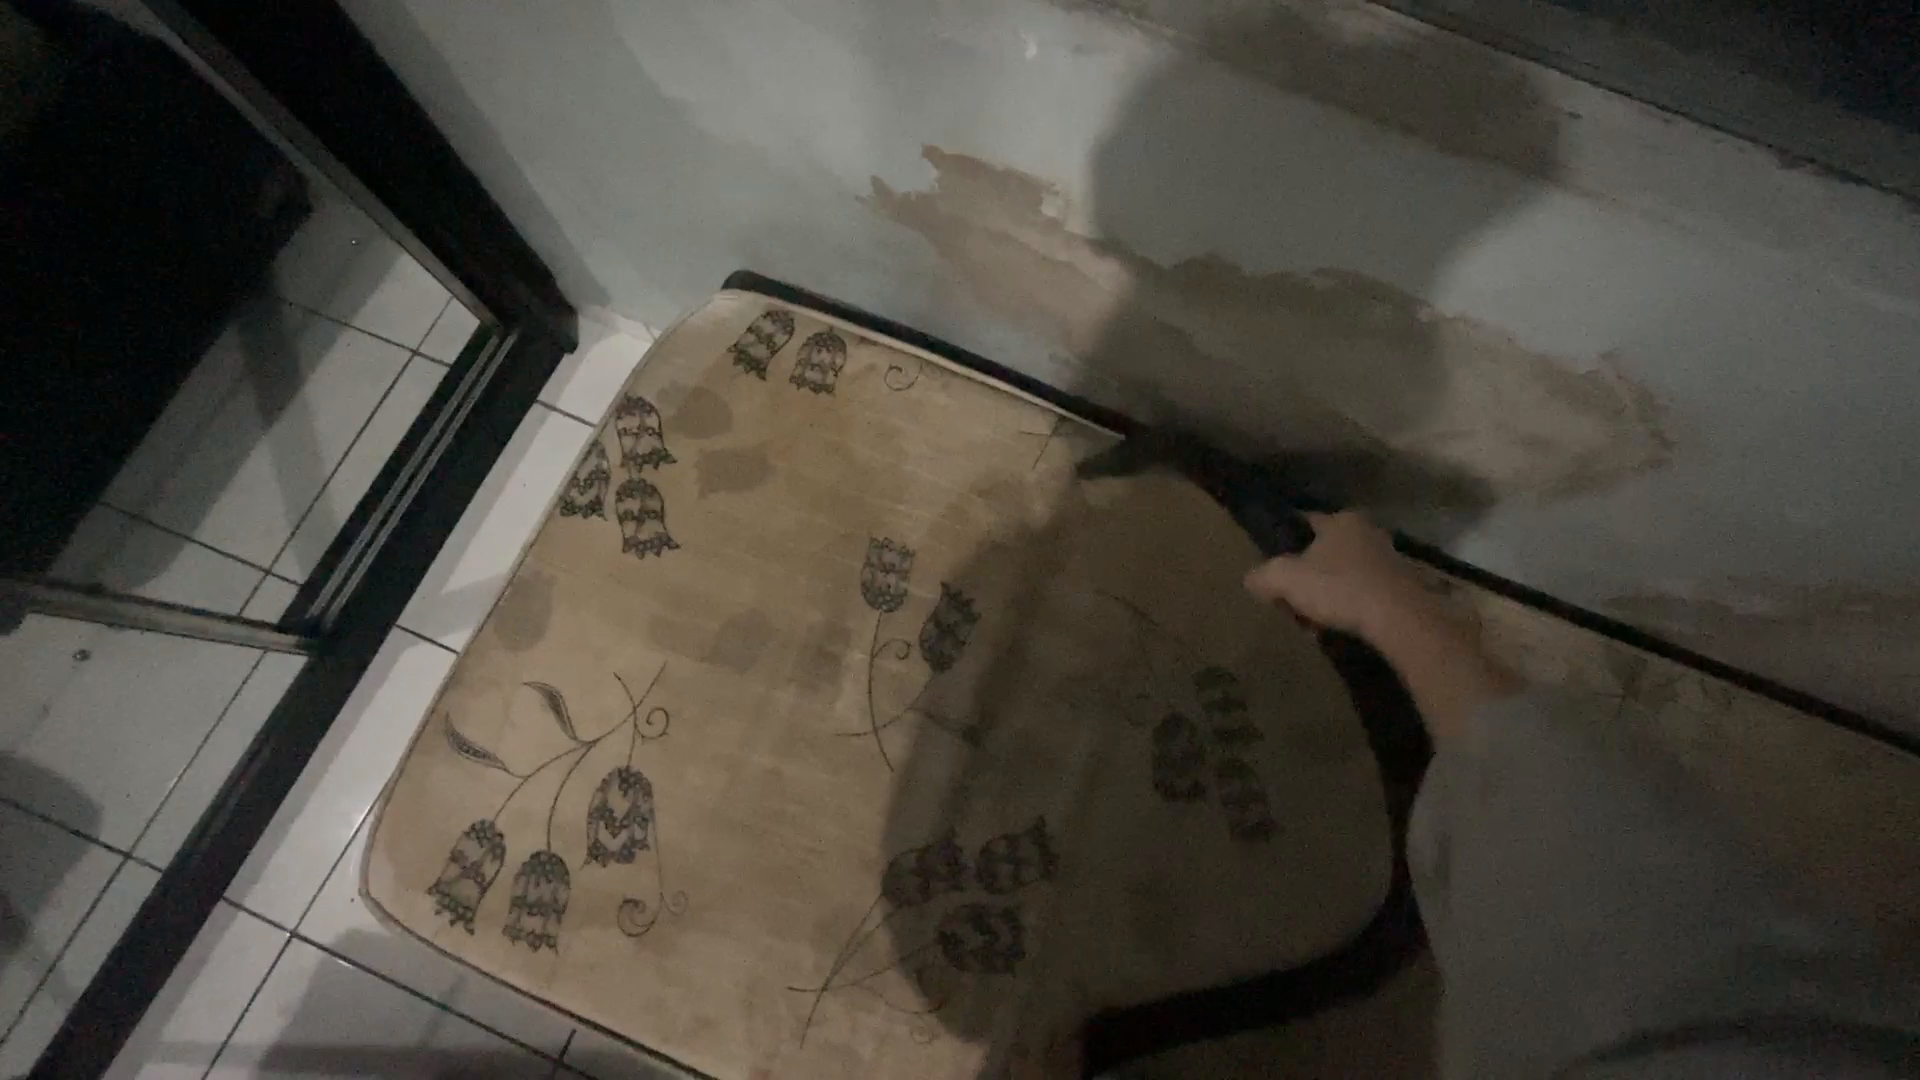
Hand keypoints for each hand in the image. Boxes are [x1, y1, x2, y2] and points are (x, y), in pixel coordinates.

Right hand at [1246, 511, 1520, 739]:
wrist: (1400, 620)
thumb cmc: (1338, 588)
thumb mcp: (1284, 578)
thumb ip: (1262, 575)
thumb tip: (1253, 580)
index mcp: (1340, 520)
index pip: (1303, 522)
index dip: (1284, 542)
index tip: (1273, 565)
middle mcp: (1367, 532)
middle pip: (1322, 553)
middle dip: (1306, 576)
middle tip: (1291, 600)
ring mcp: (1390, 559)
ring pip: (1343, 575)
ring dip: (1327, 596)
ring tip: (1314, 622)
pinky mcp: (1404, 587)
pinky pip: (1364, 594)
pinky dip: (1349, 608)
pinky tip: (1339, 627)